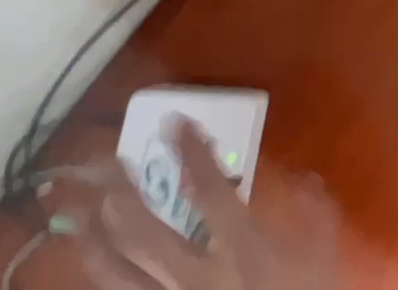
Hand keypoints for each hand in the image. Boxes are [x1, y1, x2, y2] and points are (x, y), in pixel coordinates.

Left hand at [63, 119, 339, 289]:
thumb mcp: (321, 252)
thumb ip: (312, 211)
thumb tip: (306, 177)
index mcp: (240, 247)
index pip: (209, 191)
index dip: (190, 154)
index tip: (174, 123)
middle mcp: (195, 276)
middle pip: (144, 234)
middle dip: (121, 194)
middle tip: (106, 162)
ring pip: (116, 274)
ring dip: (91, 240)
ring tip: (75, 210)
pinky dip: (102, 275)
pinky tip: (94, 259)